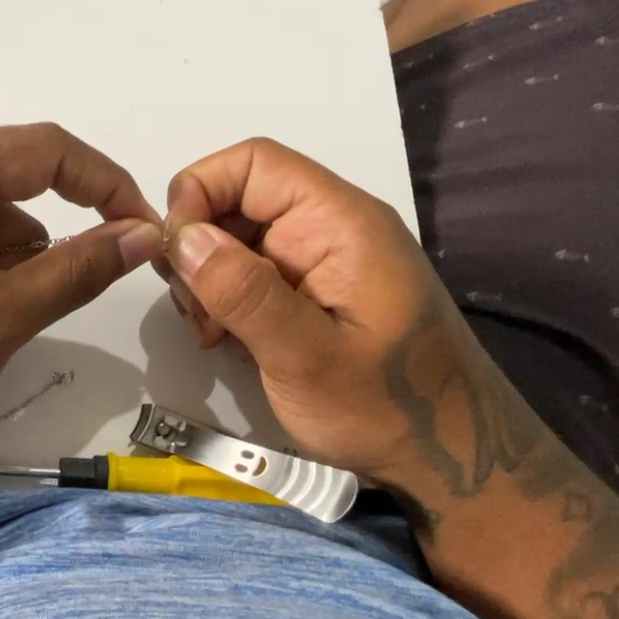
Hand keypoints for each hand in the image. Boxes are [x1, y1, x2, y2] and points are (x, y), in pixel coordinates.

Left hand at [0, 123, 162, 456]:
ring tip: (0, 317)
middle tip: (73, 284)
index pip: (45, 150)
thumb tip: (144, 234)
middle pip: (13, 181)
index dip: (106, 183)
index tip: (144, 227)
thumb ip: (81, 267)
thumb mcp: (6, 313)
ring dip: (16, 258)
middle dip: (51, 233)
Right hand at [160, 137, 547, 508]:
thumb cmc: (385, 408)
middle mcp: (326, 231)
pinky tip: (224, 342)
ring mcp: (315, 265)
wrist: (442, 455)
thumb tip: (182, 238)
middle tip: (198, 314)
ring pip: (233, 242)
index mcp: (339, 224)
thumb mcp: (306, 356)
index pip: (254, 163)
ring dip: (204, 283)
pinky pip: (246, 278)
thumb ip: (244, 293)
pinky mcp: (305, 297)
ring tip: (212, 335)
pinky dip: (220, 304)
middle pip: (236, 201)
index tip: (175, 258)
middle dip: (196, 250)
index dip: (199, 193)